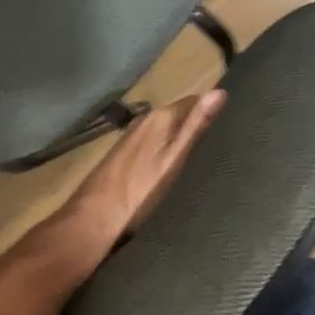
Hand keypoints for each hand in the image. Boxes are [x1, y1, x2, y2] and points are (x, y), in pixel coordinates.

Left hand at [47, 91, 226, 260]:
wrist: (90, 224)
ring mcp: (130, 137)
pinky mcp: (120, 155)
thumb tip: (220, 91)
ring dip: (176, 142)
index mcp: (161, 117)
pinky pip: (150, 144)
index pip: (195, 100)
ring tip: (192, 163)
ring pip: (163, 131)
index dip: (210, 114)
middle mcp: (144, 120)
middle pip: (178, 116)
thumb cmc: (140, 193)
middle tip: (211, 151)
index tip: (224, 131)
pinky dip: (160, 153)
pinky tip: (165, 173)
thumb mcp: (176, 160)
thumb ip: (196, 126)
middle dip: (193, 128)